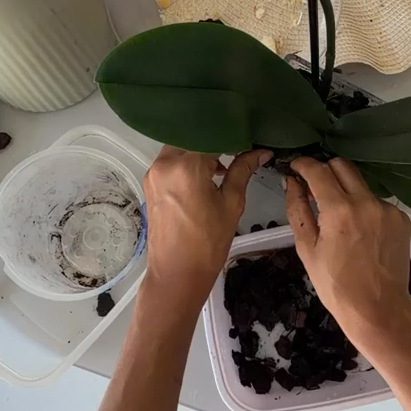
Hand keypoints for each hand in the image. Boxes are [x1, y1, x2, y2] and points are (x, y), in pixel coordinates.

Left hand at [142, 147, 267, 308]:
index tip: (249, 142)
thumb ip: (243, 171)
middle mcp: (164, 165)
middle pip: (193, 137)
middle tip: (237, 150)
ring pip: (180, 147)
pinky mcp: (151, 184)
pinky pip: (171, 161)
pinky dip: (188, 162)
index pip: (213, 136)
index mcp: (186, 168)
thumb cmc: (207, 243)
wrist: (177, 274)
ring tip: (224, 164)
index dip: (233, 137)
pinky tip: (207, 175)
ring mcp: (154, 174)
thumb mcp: (231, 204)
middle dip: (215, 141)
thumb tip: (260, 152)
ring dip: (200, 151)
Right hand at [284, 158, 410, 340]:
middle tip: (315, 187)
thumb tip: (292, 183)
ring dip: (346, 191)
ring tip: (340, 219)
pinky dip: (365, 209)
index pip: (318, 170)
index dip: (303, 164)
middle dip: (325, 170)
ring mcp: (387, 210)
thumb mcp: (307, 249)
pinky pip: (377, 202)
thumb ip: (298, 210)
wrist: (379, 310)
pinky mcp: (401, 219)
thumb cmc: (336, 286)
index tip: (296, 167)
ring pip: (361, 184)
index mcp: (340, 211)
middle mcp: (367, 203)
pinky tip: (361, 232)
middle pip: (342, 166)